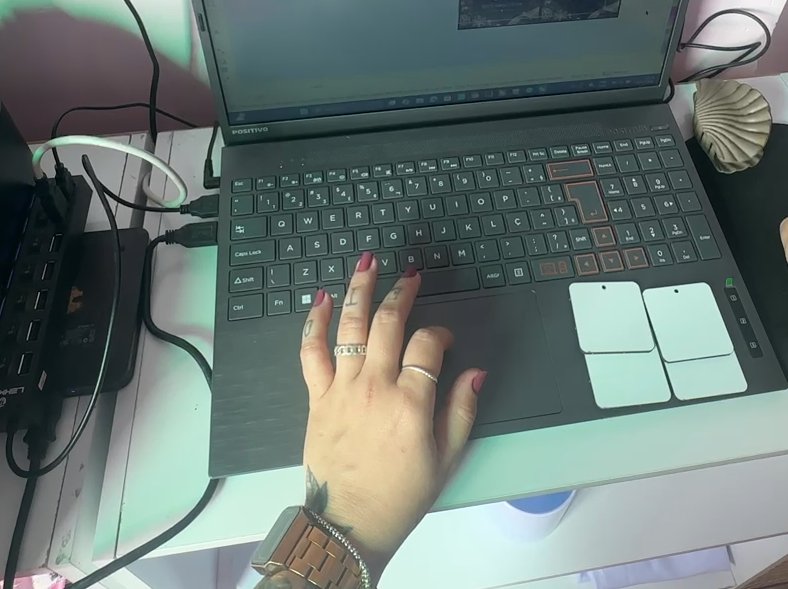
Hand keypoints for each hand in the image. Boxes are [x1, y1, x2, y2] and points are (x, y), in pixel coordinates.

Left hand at [298, 256, 485, 572]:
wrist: (349, 524)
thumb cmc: (399, 495)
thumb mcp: (446, 459)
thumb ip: (463, 411)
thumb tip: (475, 373)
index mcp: (410, 403)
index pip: (428, 346)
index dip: (441, 334)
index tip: (444, 340)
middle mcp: (375, 387)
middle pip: (388, 322)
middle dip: (402, 292)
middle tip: (410, 276)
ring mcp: (343, 389)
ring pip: (351, 326)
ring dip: (360, 289)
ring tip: (368, 263)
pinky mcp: (318, 396)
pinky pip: (312, 351)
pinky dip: (315, 322)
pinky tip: (321, 298)